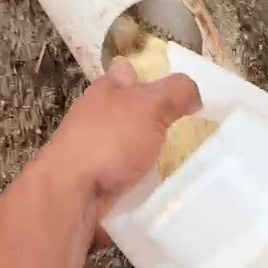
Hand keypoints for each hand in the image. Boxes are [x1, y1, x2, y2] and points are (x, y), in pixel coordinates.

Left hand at [35, 57, 200, 211]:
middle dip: (155, 124)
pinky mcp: (98, 187)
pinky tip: (166, 191)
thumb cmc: (109, 140)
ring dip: (152, 159)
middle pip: (129, 116)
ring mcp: (94, 156)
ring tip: (187, 166)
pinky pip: (129, 183)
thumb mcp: (150, 105)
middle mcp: (96, 121)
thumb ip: (176, 93)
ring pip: (130, 152)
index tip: (172, 90)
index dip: (146, 76)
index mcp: (105, 92)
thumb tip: (194, 94)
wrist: (73, 194)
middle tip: (191, 132)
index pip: (125, 73)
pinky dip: (144, 187)